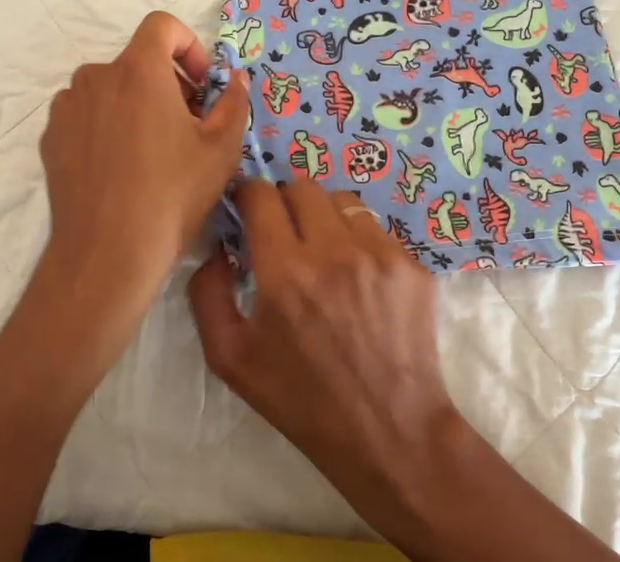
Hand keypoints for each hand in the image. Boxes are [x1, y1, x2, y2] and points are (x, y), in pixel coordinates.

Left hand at [39, 11, 249, 286]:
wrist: (107, 252)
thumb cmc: (172, 195)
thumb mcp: (221, 150)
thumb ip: (233, 103)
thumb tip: (235, 79)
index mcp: (138, 70)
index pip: (161, 25)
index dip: (188, 46)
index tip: (201, 85)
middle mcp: (95, 76)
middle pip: (136, 62)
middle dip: (165, 84)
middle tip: (186, 127)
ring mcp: (66, 107)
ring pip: (109, 90)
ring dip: (133, 105)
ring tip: (151, 151)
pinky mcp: (50, 137)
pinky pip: (84, 116)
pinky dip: (104, 127)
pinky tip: (119, 169)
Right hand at [188, 179, 453, 498]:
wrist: (390, 433)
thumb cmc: (300, 399)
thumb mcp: (229, 357)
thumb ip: (207, 292)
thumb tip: (216, 246)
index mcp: (284, 272)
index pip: (260, 194)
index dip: (247, 194)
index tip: (245, 208)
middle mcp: (333, 252)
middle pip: (301, 186)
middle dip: (283, 201)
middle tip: (282, 232)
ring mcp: (379, 255)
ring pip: (341, 201)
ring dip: (323, 216)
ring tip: (322, 252)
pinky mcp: (412, 267)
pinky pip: (375, 229)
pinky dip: (358, 241)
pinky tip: (356, 277)